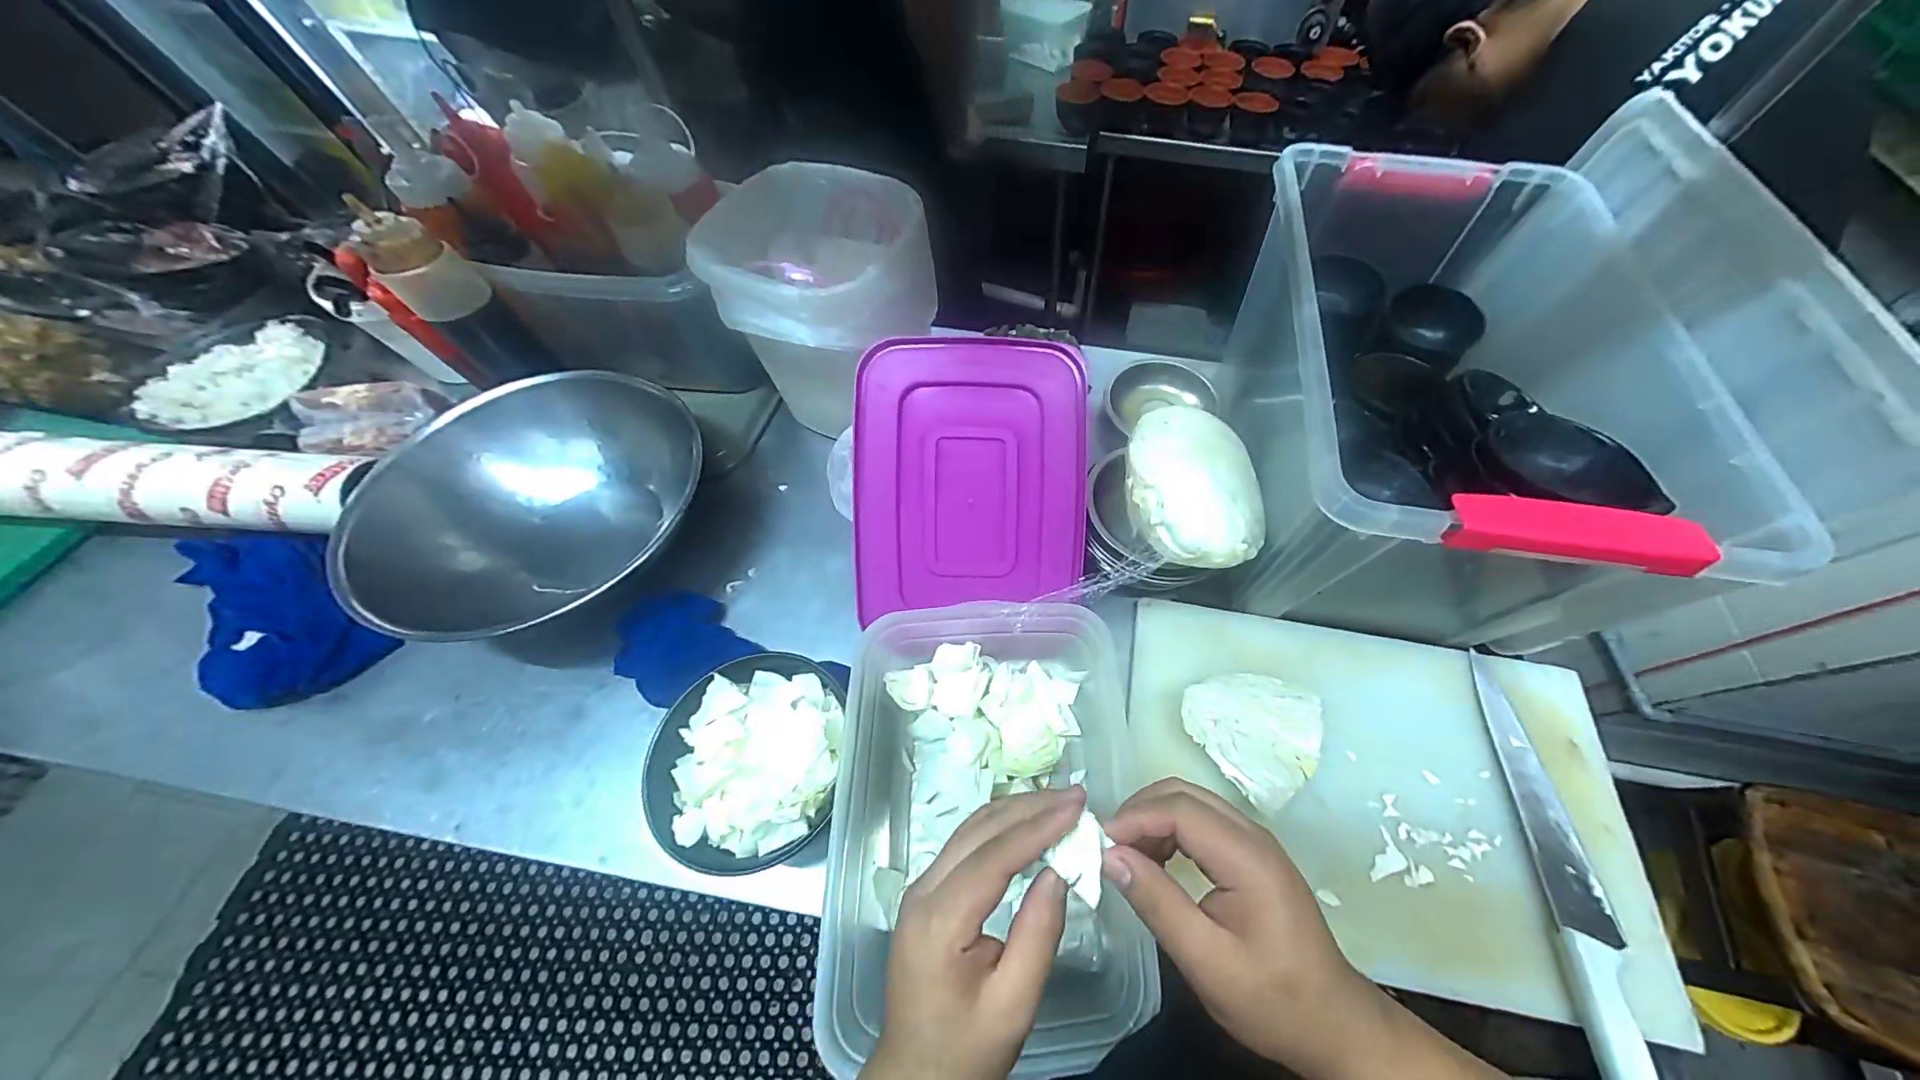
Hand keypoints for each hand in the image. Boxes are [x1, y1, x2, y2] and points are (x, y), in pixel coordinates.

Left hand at [862, 787, 1084, 1079]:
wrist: (915, 1074)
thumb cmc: (966, 1048)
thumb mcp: (1013, 1004)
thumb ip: (1038, 935)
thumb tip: (1059, 872)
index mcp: (940, 919)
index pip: (994, 855)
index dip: (1038, 825)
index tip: (1077, 805)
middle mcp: (923, 891)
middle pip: (979, 831)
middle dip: (1029, 807)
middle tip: (1075, 796)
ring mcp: (920, 889)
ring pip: (969, 831)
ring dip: (1014, 811)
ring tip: (1057, 802)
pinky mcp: (926, 894)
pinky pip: (964, 845)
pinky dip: (999, 828)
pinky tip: (1026, 824)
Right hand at [1102, 779, 1502, 1079]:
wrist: (1334, 1025)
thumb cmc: (1273, 1000)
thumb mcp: (1207, 962)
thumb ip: (1158, 904)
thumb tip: (1109, 856)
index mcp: (1248, 858)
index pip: (1179, 810)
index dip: (1134, 818)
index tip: (1098, 844)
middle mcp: (1252, 836)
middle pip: (1183, 793)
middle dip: (1138, 811)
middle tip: (1106, 847)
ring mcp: (1254, 841)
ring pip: (1189, 801)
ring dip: (1151, 817)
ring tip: (1125, 855)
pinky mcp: (1250, 853)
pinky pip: (1200, 820)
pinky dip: (1168, 829)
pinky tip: (1154, 861)